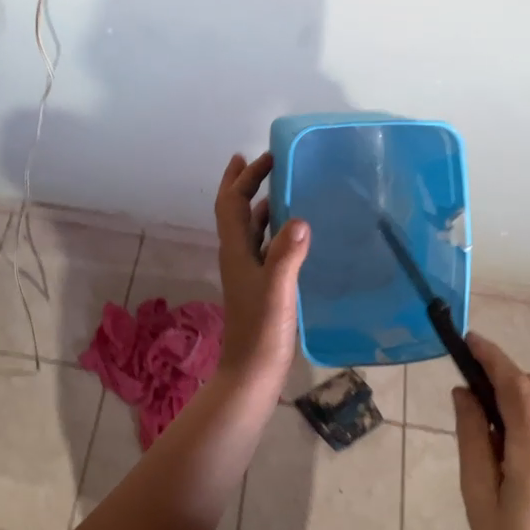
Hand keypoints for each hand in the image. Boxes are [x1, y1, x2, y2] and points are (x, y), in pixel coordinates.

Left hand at [212, 153, 309, 386]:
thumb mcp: (277, 289)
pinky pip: (266, 246)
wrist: (252, 373)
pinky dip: (276, 230)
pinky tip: (297, 232)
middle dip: (247, 183)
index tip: (263, 156)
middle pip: (236, 210)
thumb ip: (286, 254)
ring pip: (251, 228)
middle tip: (266, 161)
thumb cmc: (261, 331)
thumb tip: (297, 217)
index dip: (243, 177)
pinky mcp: (261, 286)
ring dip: (262, 204)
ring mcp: (248, 272)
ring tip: (283, 187)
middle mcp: (237, 255)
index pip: (232, 203)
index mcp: (235, 250)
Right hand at [454, 334, 529, 529]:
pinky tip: (517, 459)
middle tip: (471, 386)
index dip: (492, 357)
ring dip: (519, 404)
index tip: (470, 339)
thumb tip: (463, 392)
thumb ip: (471, 436)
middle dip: (504, 377)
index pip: (515, 387)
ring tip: (491, 435)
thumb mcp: (477, 495)